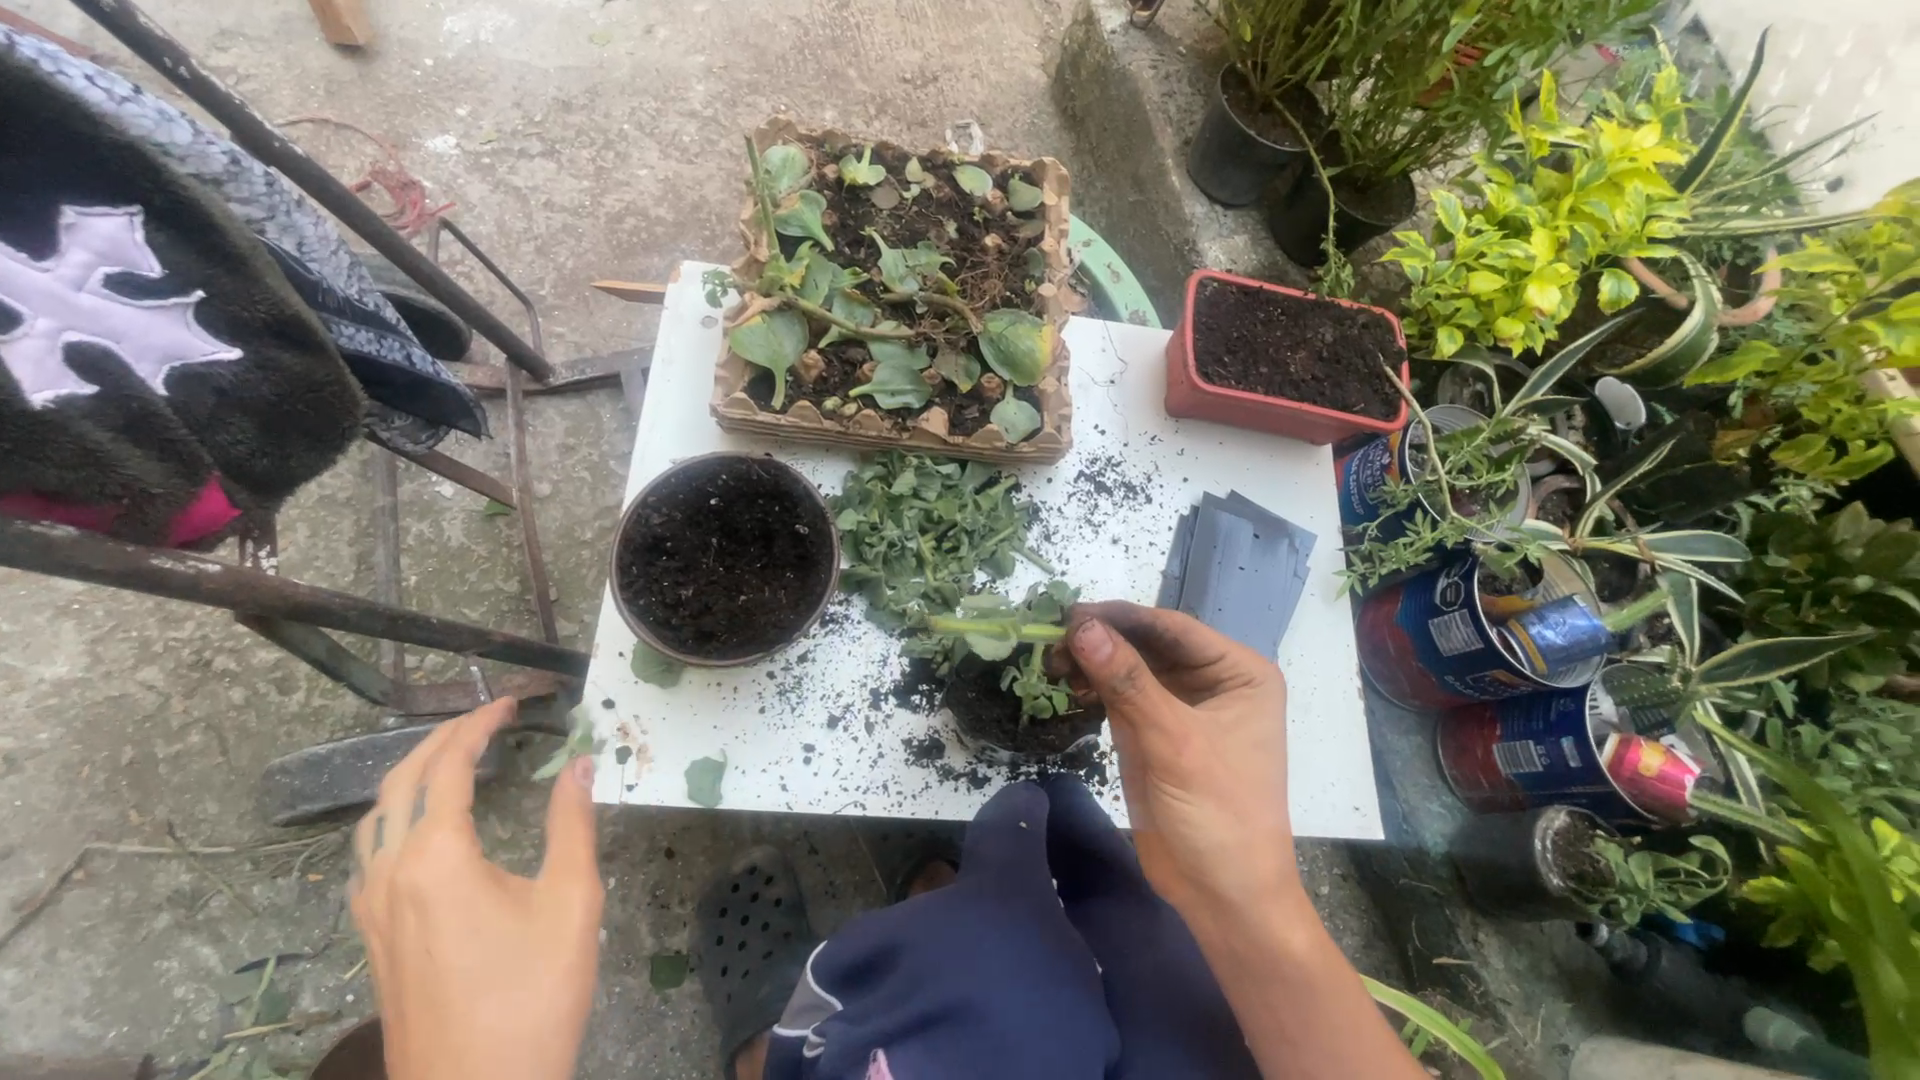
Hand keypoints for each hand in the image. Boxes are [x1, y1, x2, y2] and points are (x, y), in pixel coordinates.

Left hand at [349, 699, 603, 1079]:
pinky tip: (424, 828)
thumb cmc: (534, 992)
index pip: (448, 767)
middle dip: (441, 738)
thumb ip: (572, 824)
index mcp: (436, 858)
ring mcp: (372, 908)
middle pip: (401, 782)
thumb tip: (582, 763)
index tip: (511, 702)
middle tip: (487, 718)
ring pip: (375, 818)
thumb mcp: (571, 901)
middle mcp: (390, 873)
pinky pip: (370, 853)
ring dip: (412, 774)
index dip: (478, 726)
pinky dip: (396, 815)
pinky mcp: (372, 935)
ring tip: (455, 757)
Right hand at [1053, 602, 1298, 924]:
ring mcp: (1181, 706)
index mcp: (1239, 673)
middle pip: (1148, 644)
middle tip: (1053, 640)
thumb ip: (1128, 681)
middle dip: (1102, 639)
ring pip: (1129, 667)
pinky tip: (1070, 686)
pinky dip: (1095, 687)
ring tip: (1054, 663)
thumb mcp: (1173, 741)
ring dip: (1093, 662)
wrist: (1223, 895)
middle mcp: (1212, 681)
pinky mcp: (1155, 732)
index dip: (1121, 617)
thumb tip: (1081, 627)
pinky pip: (1120, 695)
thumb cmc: (1218, 814)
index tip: (1070, 612)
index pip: (1173, 628)